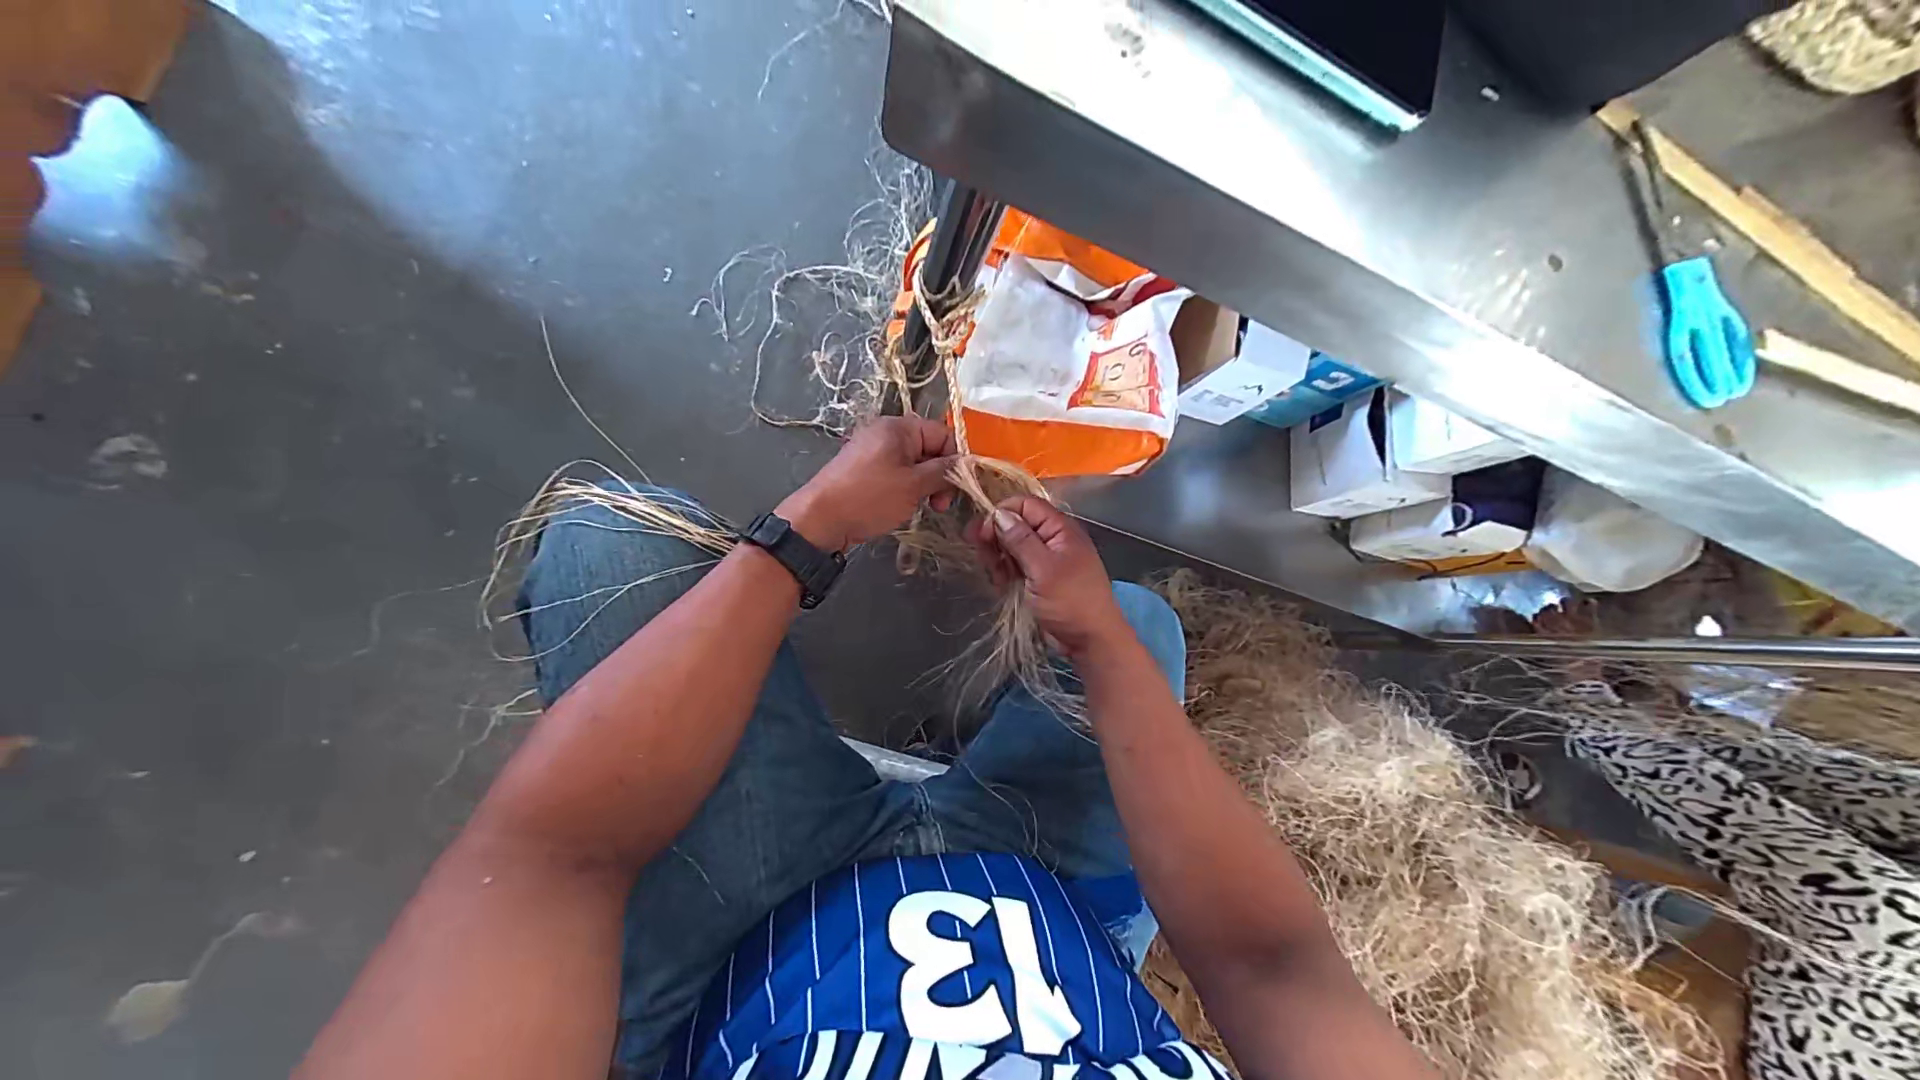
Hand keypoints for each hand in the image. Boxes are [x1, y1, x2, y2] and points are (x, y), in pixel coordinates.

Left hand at [776, 416, 957, 550]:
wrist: (820, 519)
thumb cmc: (870, 498)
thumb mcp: (914, 485)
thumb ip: (943, 471)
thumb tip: (963, 464)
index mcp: (898, 427)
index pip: (943, 433)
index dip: (956, 459)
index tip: (959, 487)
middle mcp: (885, 433)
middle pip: (928, 447)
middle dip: (940, 475)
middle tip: (941, 504)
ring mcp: (872, 451)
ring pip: (913, 463)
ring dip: (925, 484)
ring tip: (926, 507)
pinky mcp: (863, 470)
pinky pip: (896, 472)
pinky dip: (907, 487)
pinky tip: (905, 505)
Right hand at [968, 495, 1130, 658]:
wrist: (1090, 640)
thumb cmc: (1071, 602)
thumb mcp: (1043, 569)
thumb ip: (1020, 540)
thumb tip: (999, 514)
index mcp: (1060, 529)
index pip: (1025, 505)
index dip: (1001, 514)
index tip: (983, 534)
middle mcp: (1053, 539)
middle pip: (1016, 524)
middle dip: (997, 538)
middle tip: (986, 559)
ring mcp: (1047, 559)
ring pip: (1013, 545)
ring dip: (999, 557)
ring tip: (997, 577)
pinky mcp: (1040, 577)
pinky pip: (1016, 564)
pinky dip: (1005, 571)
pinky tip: (1001, 584)